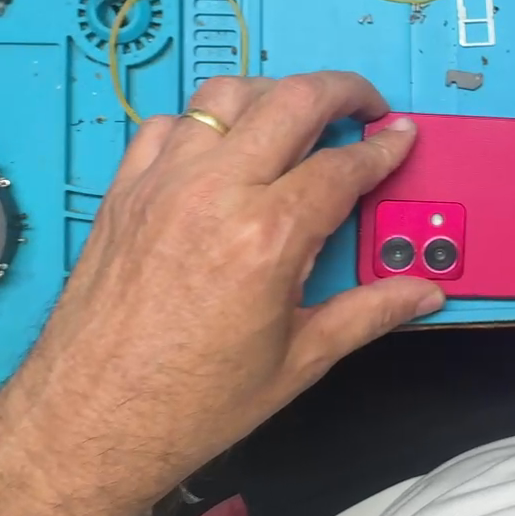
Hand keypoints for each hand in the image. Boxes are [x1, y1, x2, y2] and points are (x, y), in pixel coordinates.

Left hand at [0, 72, 442, 515]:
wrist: (87, 425)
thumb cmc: (197, 403)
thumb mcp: (301, 360)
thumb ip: (371, 312)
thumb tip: (426, 293)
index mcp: (269, 237)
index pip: (343, 167)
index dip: (384, 148)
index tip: (401, 136)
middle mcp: (217, 193)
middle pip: (292, 101)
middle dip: (343, 90)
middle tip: (367, 105)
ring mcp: (165, 184)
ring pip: (227, 95)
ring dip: (275, 94)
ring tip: (299, 118)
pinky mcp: (126, 192)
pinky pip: (170, 125)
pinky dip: (208, 122)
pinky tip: (225, 150)